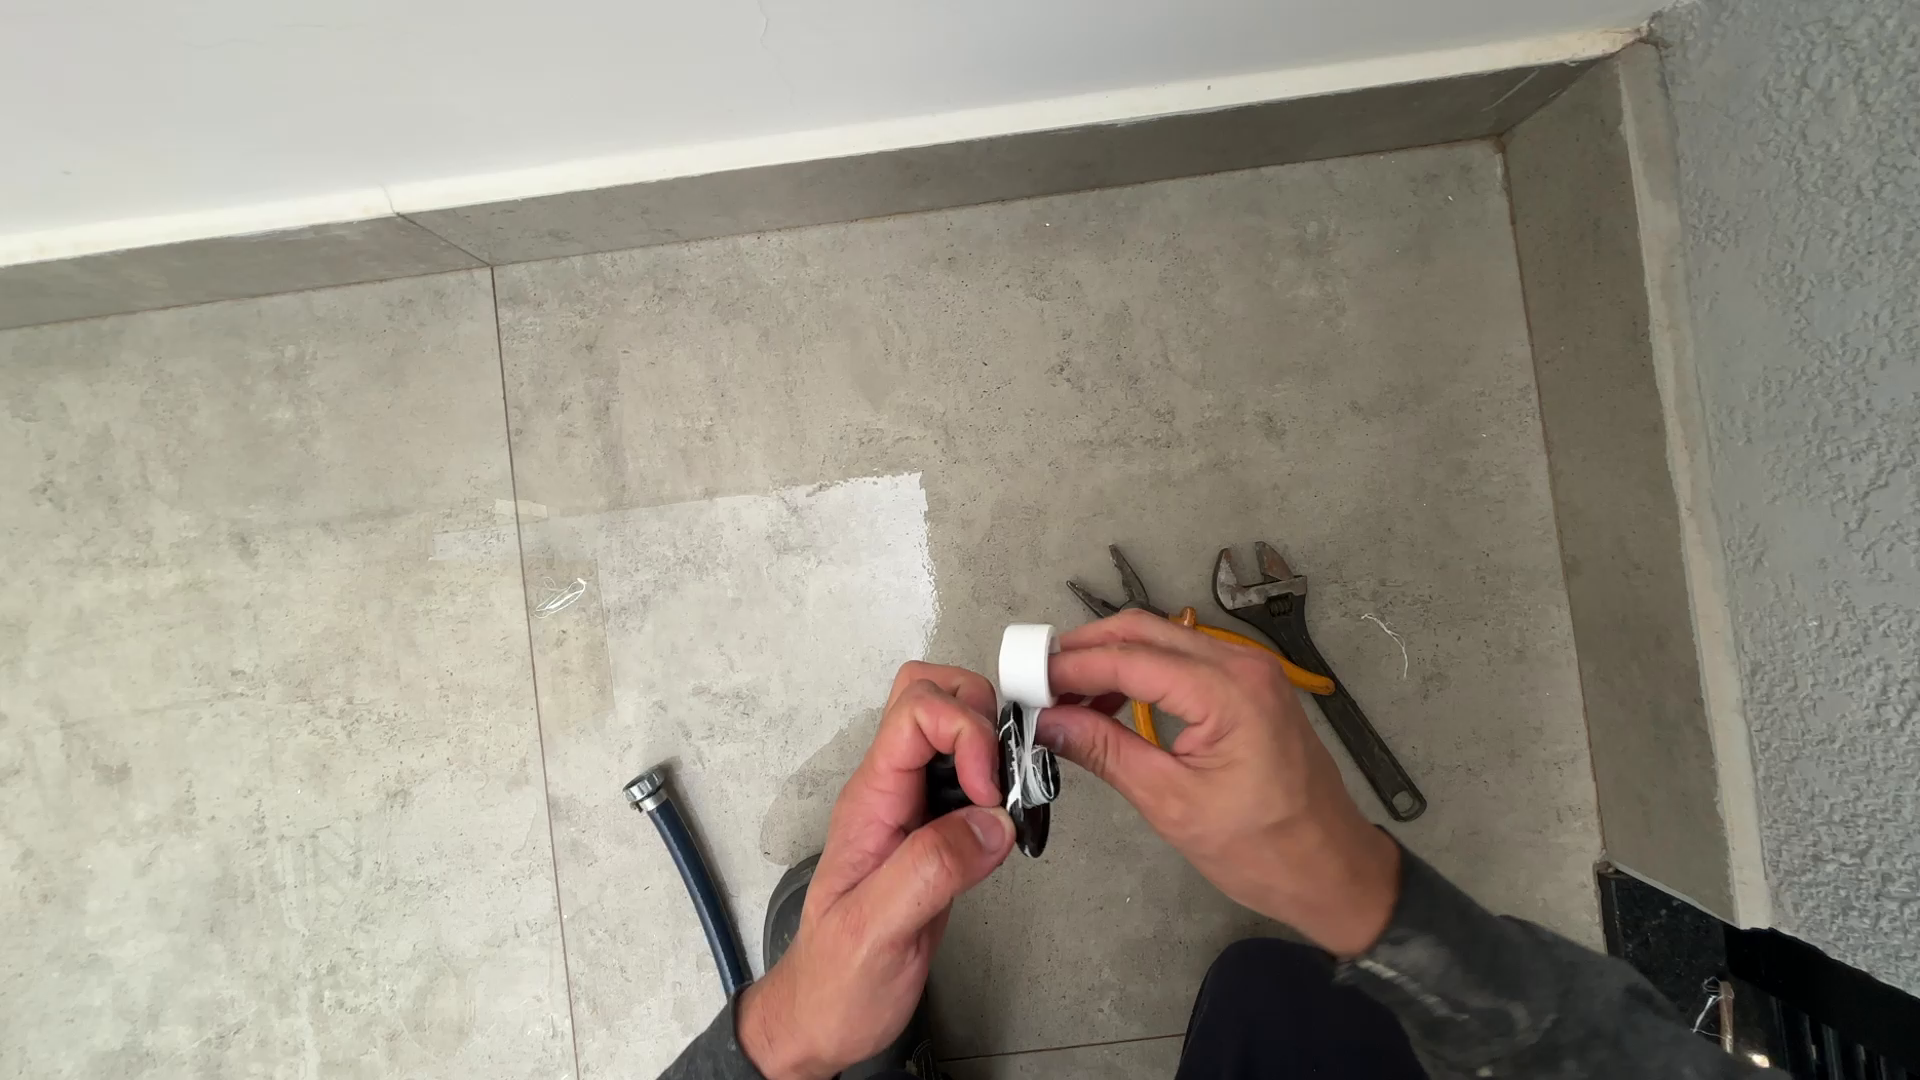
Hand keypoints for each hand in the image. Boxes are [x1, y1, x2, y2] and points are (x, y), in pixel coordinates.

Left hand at [737, 663, 1017, 1079]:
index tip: (989, 790)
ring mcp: (913, 800)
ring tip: (1010, 798)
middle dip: (979, 715)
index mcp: (870, 798)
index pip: (914, 712)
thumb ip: (932, 870)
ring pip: (951, 721)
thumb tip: (995, 821)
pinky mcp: (936, 822)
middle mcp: (891, 786)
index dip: (963, 731)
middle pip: (930, 693)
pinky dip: (998, 777)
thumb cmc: (838, 977)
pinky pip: (969, 768)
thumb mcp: (876, 931)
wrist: (824, 1014)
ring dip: (992, 743)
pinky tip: (1006, 820)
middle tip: (1003, 776)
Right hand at [1039, 610, 1400, 955]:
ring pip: (1159, 637)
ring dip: (1108, 655)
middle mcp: (1240, 662)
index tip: (1026, 680)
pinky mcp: (1246, 682)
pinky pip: (1179, 657)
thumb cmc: (1261, 848)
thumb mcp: (1171, 803)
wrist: (1336, 871)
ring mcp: (1247, 667)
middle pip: (1142, 629)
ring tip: (1065, 692)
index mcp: (1228, 691)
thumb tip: (1046, 722)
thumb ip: (1105, 750)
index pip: (1129, 657)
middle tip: (1038, 677)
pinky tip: (1109, 698)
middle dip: (1084, 647)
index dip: (1071, 665)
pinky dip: (1137, 669)